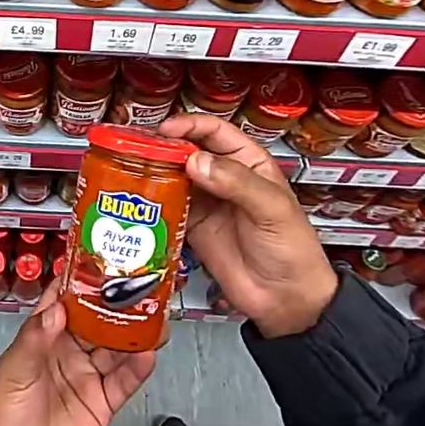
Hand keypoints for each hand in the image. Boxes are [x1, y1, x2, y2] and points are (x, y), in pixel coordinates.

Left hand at [0, 284, 155, 425]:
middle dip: (115, 305)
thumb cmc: (0, 415)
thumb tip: (58, 307)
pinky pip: (123, 382)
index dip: (80, 283)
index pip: (64, 303)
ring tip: (153, 313)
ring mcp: (85, 378)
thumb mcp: (15, 369)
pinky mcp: (100, 405)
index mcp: (42, 339)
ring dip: (133, 332)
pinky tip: (148, 352)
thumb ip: (37, 337)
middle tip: (137, 284)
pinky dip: (137, 367)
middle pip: (96, 322)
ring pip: (115, 348)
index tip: (99, 262)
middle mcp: (66, 354)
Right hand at [158, 114, 337, 338]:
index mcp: (248, 162)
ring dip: (154, 170)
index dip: (189, 126)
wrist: (286, 300)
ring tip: (131, 168)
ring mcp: (205, 201)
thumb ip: (236, 182)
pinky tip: (140, 199)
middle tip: (138, 148)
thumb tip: (196, 162)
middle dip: (163, 146)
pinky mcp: (191, 225)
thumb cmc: (293, 249)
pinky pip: (167, 205)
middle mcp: (223, 176)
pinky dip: (153, 199)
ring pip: (173, 175)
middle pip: (187, 150)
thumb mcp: (272, 209)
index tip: (166, 130)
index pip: (214, 132)